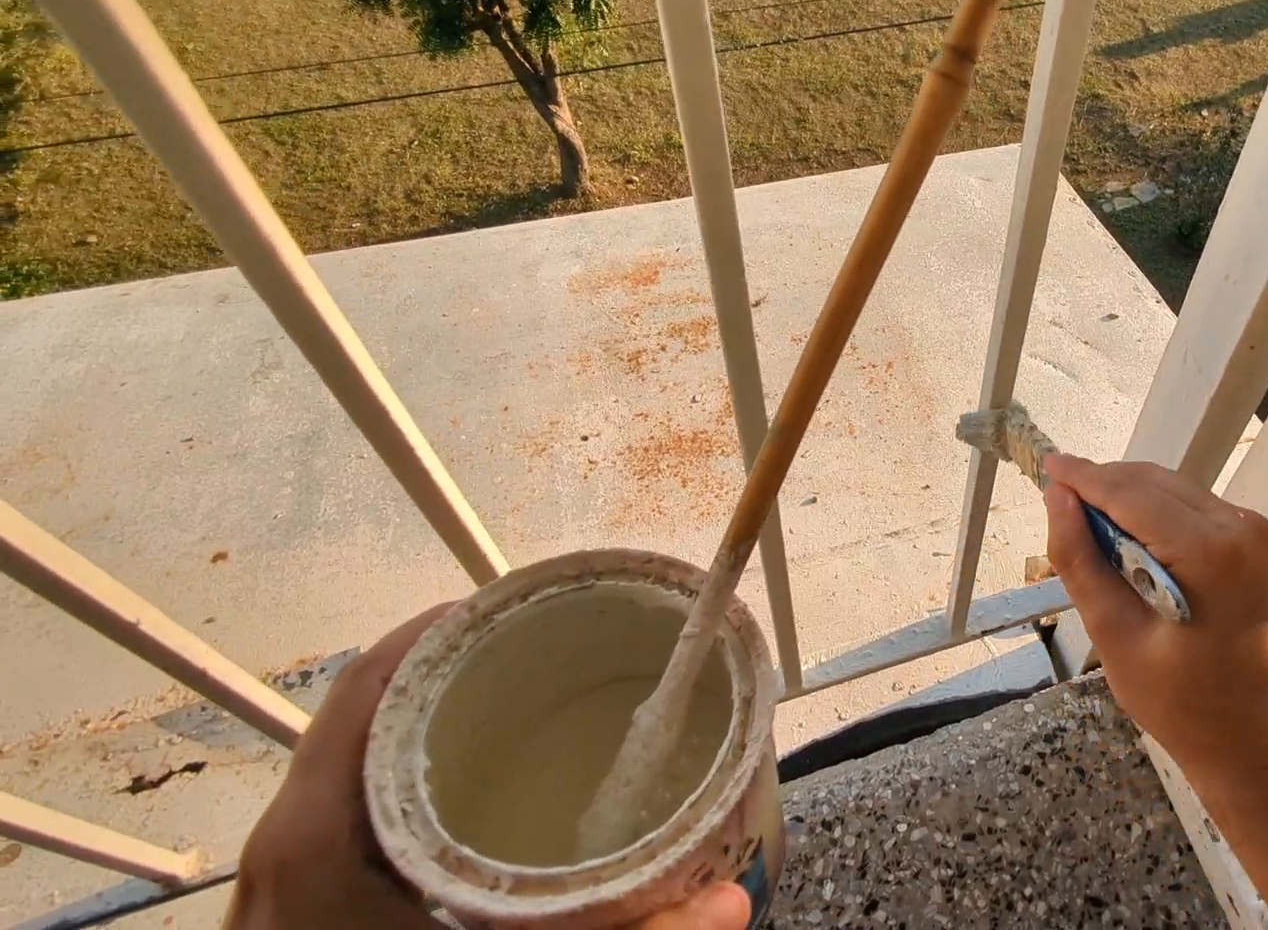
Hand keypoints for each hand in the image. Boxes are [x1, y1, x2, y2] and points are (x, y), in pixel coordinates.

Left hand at [224, 605, 750, 929]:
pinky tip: (482, 775)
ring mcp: (297, 862)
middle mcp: (296, 832)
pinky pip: (363, 789)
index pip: (373, 684)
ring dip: (439, 708)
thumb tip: (735, 905)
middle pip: (376, 704)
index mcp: (319, 834)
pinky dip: (422, 759)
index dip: (443, 628)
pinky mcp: (310, 887)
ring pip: (366, 746)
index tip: (520, 604)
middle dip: (462, 662)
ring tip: (523, 690)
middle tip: (546, 643)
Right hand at [1043, 455, 1267, 784]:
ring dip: (1125, 498)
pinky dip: (1152, 513)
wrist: (1256, 742)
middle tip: (1058, 505)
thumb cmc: (1182, 704)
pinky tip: (1126, 540)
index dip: (1083, 476)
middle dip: (1102, 486)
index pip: (1130, 493)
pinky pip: (1189, 507)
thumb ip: (1081, 560)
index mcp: (1209, 552)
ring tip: (1085, 526)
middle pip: (1152, 483)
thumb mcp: (1114, 636)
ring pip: (1170, 489)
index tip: (1046, 464)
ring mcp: (1252, 530)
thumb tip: (1057, 497)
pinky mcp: (1253, 540)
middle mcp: (1239, 526)